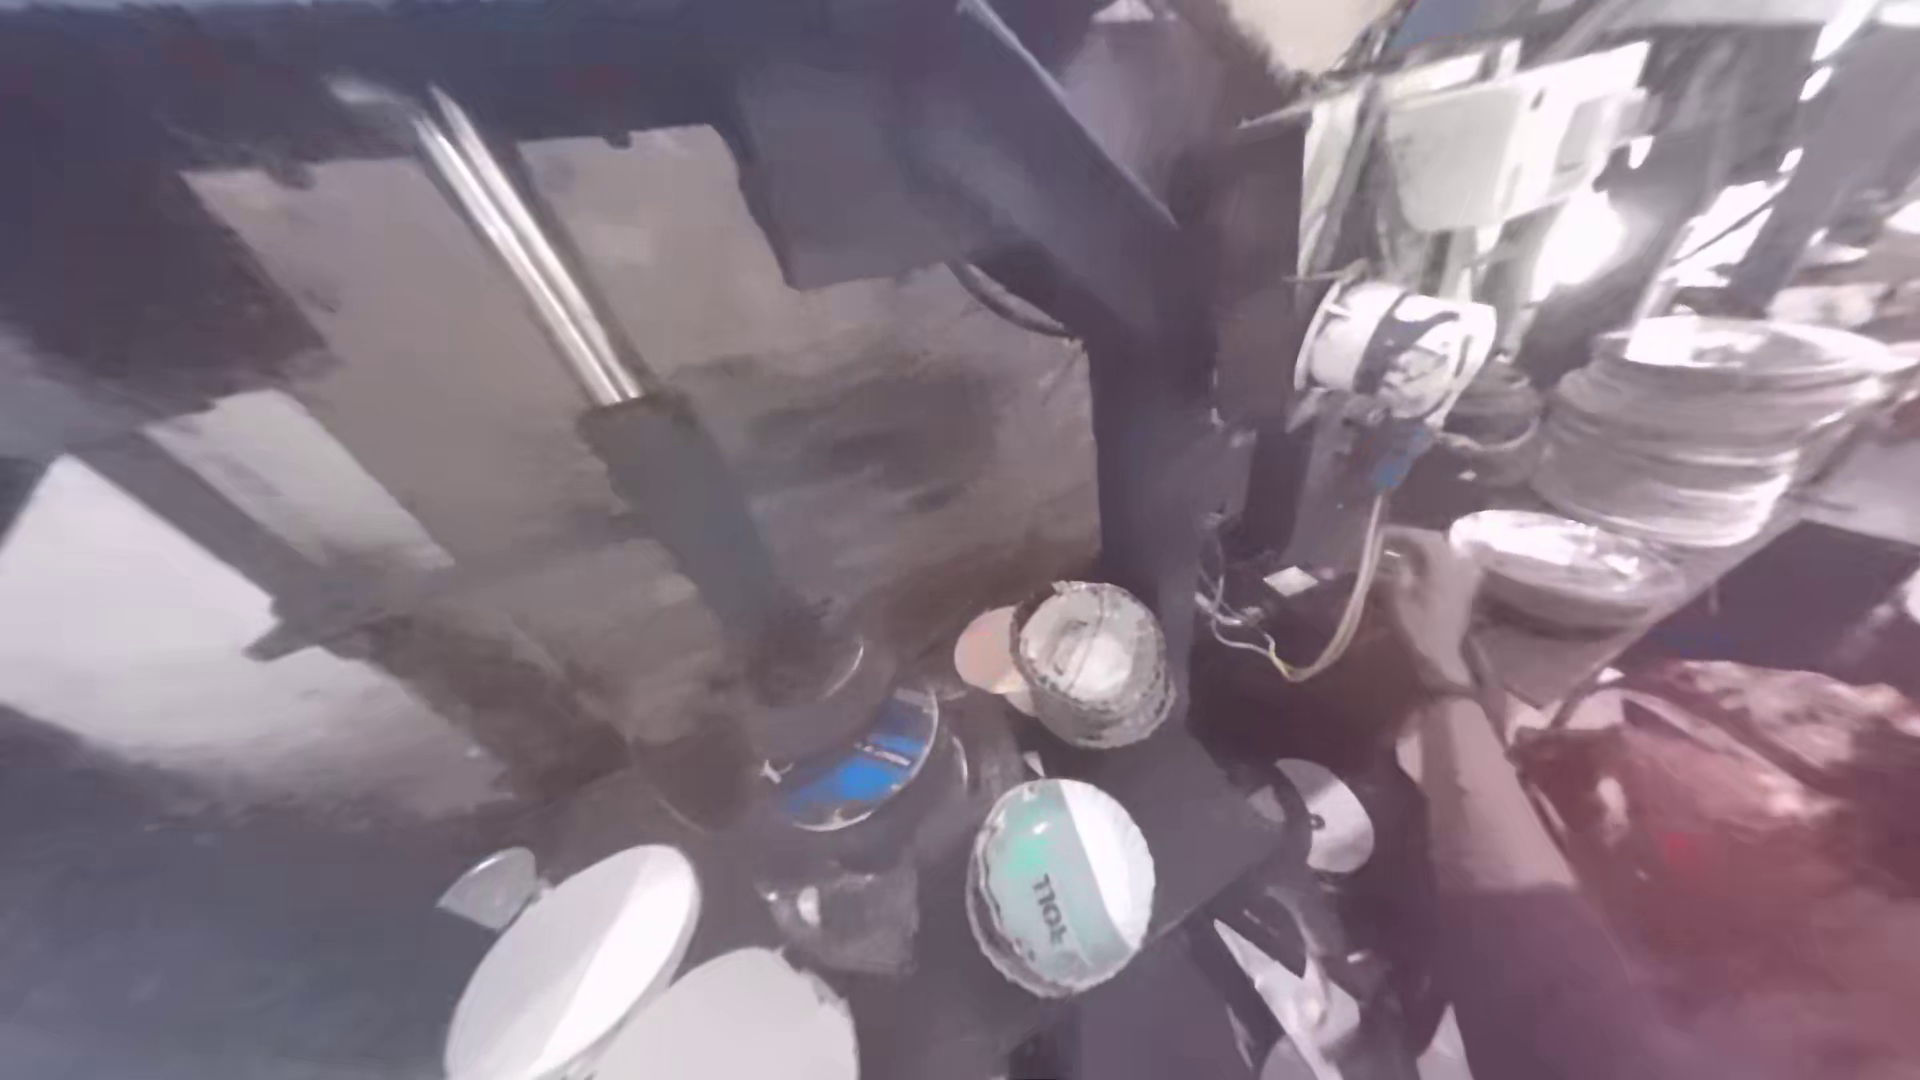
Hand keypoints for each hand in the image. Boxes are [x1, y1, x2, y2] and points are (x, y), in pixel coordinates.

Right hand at [1377, 527, 1480, 693]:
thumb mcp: (1394, 595)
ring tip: (1400, 553)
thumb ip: (1389, 570)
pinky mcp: (1463, 591)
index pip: (1421, 537)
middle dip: (1409, 539)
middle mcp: (1458, 566)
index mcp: (1442, 565)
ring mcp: (1465, 579)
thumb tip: (1379, 554)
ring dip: (1422, 549)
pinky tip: (1419, 568)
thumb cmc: (1414, 625)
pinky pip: (1452, 566)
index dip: (1396, 533)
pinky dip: (1434, 562)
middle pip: (1435, 542)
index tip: (1375, 536)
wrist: (1439, 655)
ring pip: (1445, 553)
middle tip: (1385, 543)